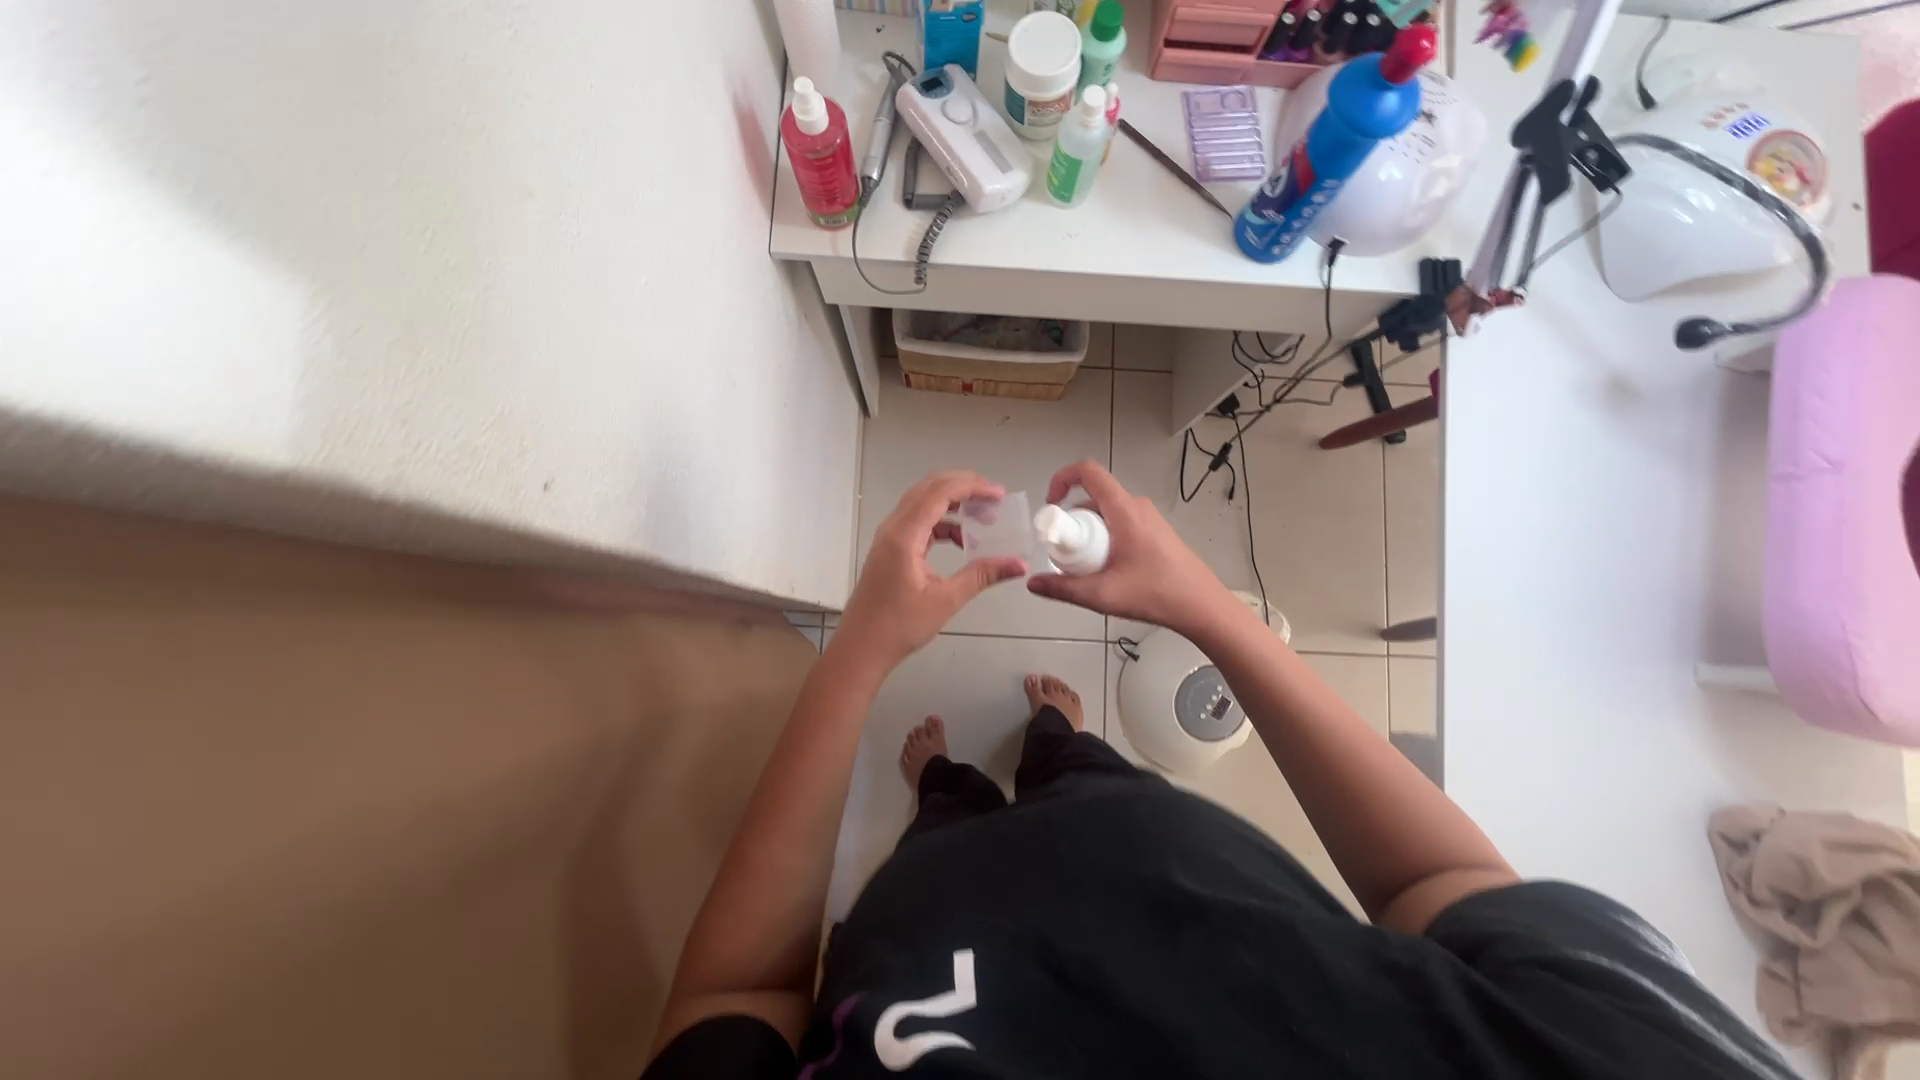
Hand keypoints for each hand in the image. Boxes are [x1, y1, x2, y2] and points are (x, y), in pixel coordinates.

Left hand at [830, 470, 1027, 675]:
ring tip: (983, 518)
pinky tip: (961, 540)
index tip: (1000, 494)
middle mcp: (893, 528)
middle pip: (929, 489)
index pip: (940, 492)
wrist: (860, 648)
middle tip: (994, 498)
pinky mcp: (889, 549)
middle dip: (964, 487)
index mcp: (904, 535)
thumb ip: (982, 575)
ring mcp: (888, 538)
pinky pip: (918, 522)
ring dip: (953, 504)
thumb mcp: (946, 600)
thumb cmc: (900, 626)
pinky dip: (942, 523)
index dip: (972, 486)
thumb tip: (1018, 565)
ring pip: (922, 504)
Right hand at [1027, 459, 1230, 634]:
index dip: (1062, 478)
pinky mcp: (1156, 532)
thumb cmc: (1155, 594)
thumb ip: (1064, 589)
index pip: (1088, 471)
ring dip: (1089, 532)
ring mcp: (1149, 518)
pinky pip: (1120, 523)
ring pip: (1106, 512)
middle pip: (1093, 496)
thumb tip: (1031, 584)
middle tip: (1065, 553)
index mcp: (1124, 510)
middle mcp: (1136, 506)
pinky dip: (1105, 538)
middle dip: (1073, 520)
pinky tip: (1107, 571)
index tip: (1052, 506)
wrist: (1202, 606)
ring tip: (1086, 567)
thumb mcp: (1103, 594)